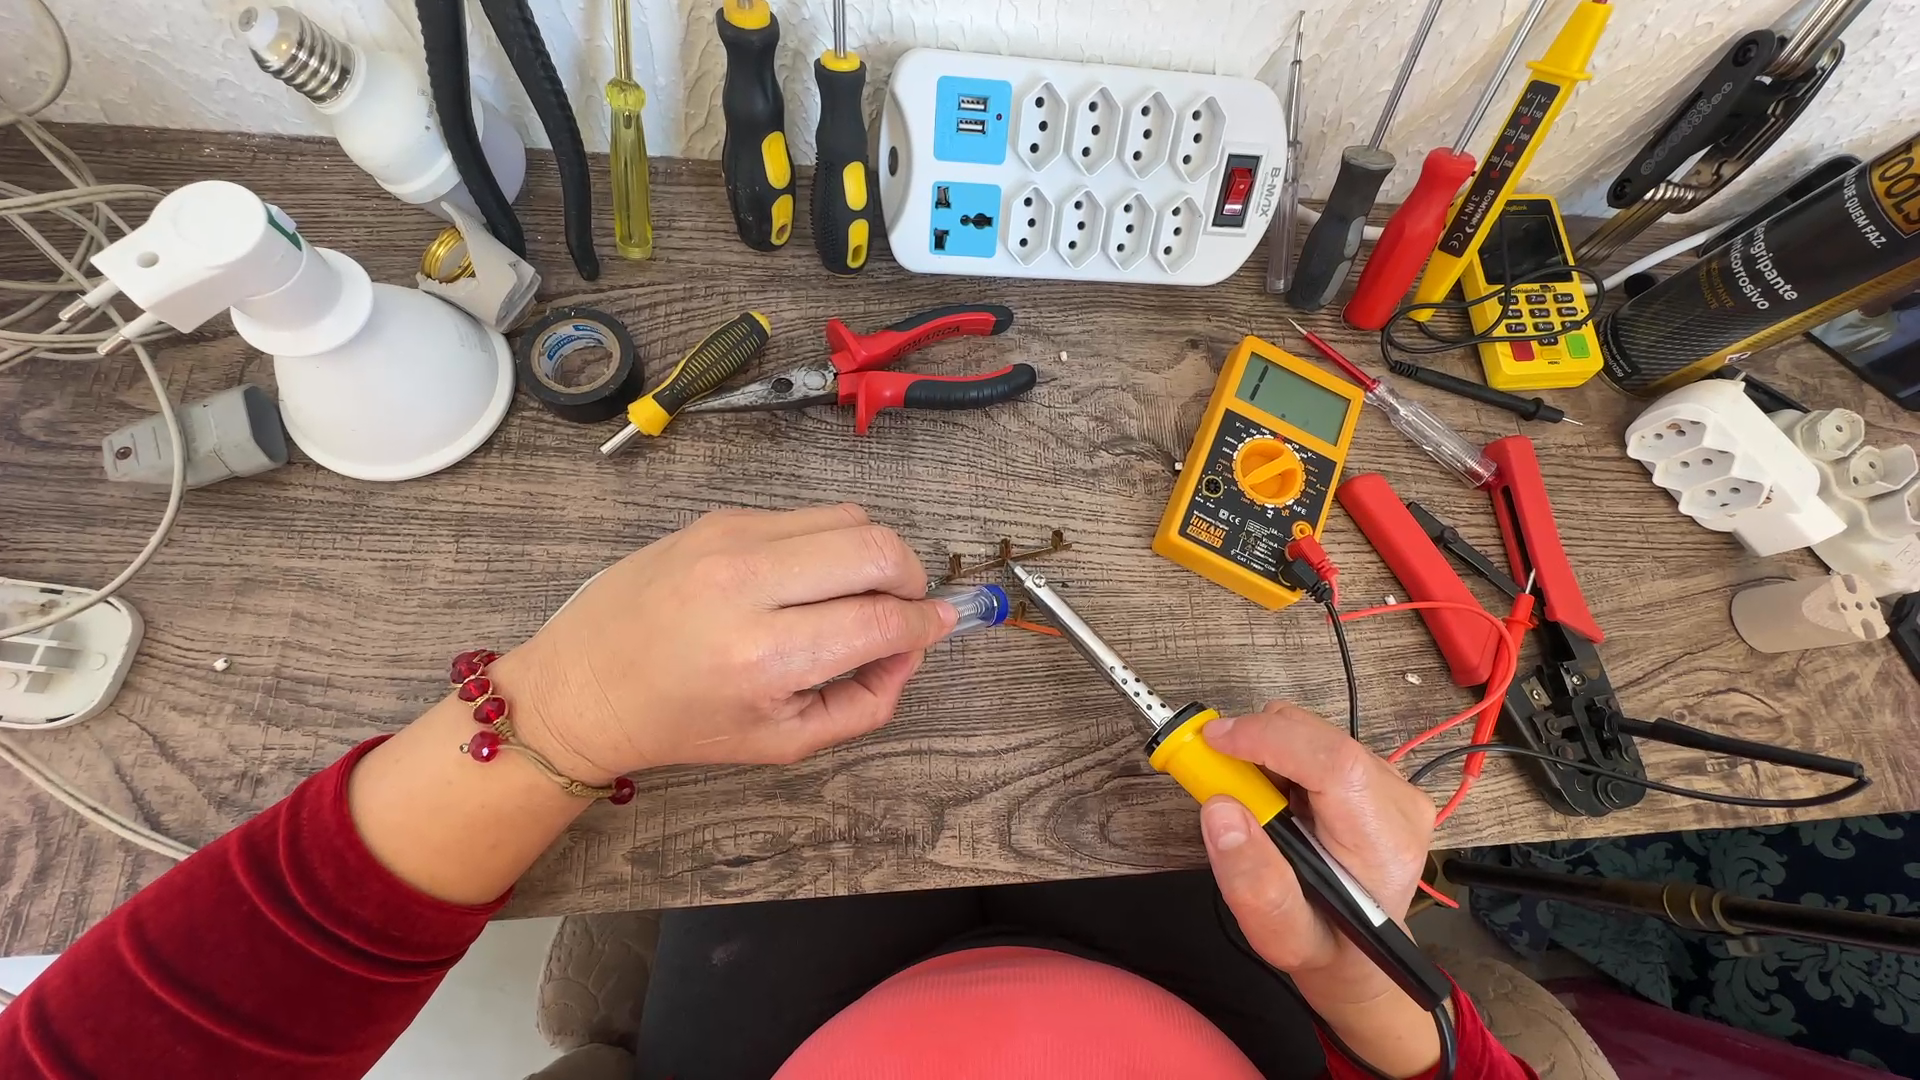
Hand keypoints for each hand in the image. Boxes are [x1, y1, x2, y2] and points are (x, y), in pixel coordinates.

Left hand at [495, 504, 955, 779]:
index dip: (927, 624)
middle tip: (905, 606)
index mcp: (764, 657)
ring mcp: (731, 538)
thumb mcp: (784, 742)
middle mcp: (749, 584)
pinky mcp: (720, 517)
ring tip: (859, 591)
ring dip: (876, 553)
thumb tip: (909, 649)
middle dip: (913, 577)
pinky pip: (808, 516)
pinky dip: (830, 544)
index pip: (883, 621)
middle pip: (878, 548)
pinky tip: (809, 579)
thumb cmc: (683, 723)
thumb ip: (866, 703)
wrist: (583, 682)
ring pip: (851, 518)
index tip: (938, 625)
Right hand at [1199, 703, 1443, 1076]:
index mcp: (1382, 842)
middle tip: (1214, 777)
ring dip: (1263, 750)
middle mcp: (1396, 801)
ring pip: (1306, 729)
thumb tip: (1220, 809)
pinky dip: (1274, 753)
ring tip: (1251, 800)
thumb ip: (1252, 880)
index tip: (1211, 741)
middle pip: (1315, 735)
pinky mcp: (1370, 770)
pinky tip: (1272, 795)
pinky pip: (1308, 737)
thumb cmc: (1321, 942)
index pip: (1333, 763)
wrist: (1355, 950)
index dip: (1267, 739)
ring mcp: (1387, 780)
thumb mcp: (1280, 934)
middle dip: (1253, 741)